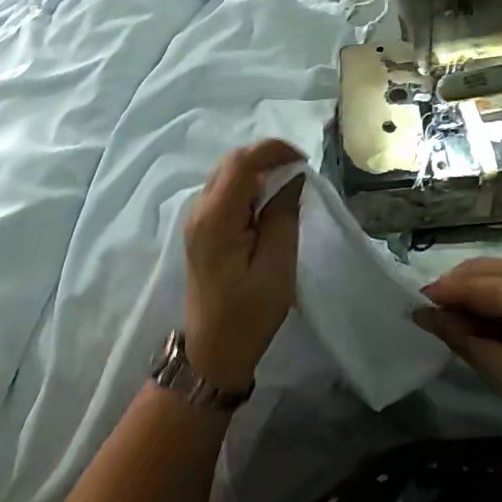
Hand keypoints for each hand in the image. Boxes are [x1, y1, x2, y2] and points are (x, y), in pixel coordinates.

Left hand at [183, 140, 305, 390]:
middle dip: (267, 157)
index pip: (241, 162)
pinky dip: (249, 186)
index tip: (305, 162)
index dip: (274, 151)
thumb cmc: (249, 313)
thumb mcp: (277, 266)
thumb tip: (292, 179)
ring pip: (227, 174)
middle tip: (300, 172)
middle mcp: (199, 211)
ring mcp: (197, 220)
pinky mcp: (202, 230)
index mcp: (215, 219)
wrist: (214, 350)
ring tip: (289, 185)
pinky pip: (225, 192)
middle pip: (231, 163)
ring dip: (258, 171)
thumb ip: (283, 215)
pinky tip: (269, 202)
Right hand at [416, 259, 501, 451]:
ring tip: (445, 319)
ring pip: (497, 278)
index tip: (410, 305)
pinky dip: (487, 303)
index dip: (442, 292)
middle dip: (454, 287)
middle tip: (426, 313)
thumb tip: (423, 314)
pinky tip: (473, 323)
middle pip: (486, 271)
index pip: (476, 283)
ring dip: (470, 294)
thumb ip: (463, 339)